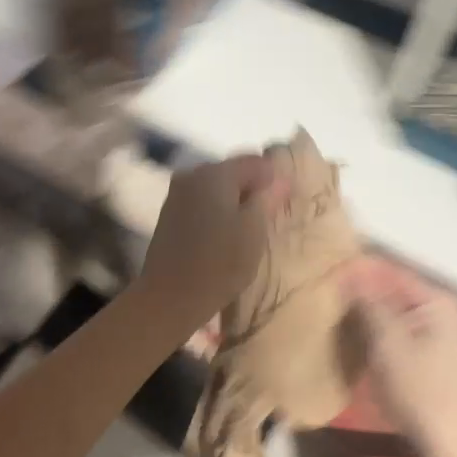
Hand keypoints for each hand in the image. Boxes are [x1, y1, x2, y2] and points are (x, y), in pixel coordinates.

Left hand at [135, 155, 286, 324]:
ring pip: (216, 187)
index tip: (286, 201)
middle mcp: (192, 175)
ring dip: (234, 200)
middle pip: (232, 171)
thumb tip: (280, 177)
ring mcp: (177, 193)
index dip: (274, 178)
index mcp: (214, 173)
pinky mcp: (170, 212)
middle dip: (253, 188)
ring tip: (250, 228)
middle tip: (270, 215)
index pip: (254, 162)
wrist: (170, 295)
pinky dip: (217, 210)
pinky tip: (226, 233)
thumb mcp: (253, 230)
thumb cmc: (219, 262)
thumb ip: (267, 198)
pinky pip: (202, 201)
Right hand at [347, 256, 456, 456]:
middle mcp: (448, 309)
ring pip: (399, 309)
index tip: (325, 270)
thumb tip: (349, 267)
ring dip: (371, 310)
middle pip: (397, 287)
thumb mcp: (388, 341)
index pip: (391, 267)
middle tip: (327, 291)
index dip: (358, 267)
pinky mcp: (441, 354)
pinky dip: (383, 328)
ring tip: (338, 311)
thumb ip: (368, 300)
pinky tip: (362, 335)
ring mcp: (447, 333)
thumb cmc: (422, 391)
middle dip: (363, 288)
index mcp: (441, 299)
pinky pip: (405, 328)